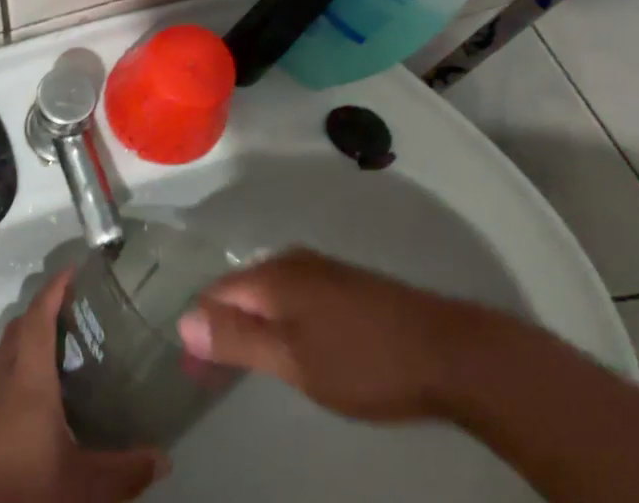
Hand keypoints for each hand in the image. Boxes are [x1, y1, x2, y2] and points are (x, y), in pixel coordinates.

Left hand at [0, 271, 168, 502]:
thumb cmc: (29, 495)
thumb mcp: (87, 488)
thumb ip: (128, 468)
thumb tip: (164, 457)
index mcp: (25, 383)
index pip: (36, 320)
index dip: (52, 291)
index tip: (71, 272)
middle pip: (14, 332)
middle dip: (39, 315)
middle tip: (72, 316)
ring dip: (20, 346)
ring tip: (51, 358)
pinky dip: (5, 376)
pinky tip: (23, 403)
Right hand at [176, 249, 496, 422]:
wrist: (455, 355)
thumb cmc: (366, 360)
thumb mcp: (293, 358)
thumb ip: (237, 339)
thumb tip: (183, 320)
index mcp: (272, 275)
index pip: (214, 295)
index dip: (198, 332)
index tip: (196, 373)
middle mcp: (293, 262)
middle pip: (239, 292)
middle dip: (224, 328)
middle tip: (218, 375)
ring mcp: (324, 272)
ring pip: (269, 295)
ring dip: (253, 327)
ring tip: (252, 365)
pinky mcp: (348, 287)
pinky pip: (295, 300)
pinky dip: (282, 324)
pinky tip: (295, 348)